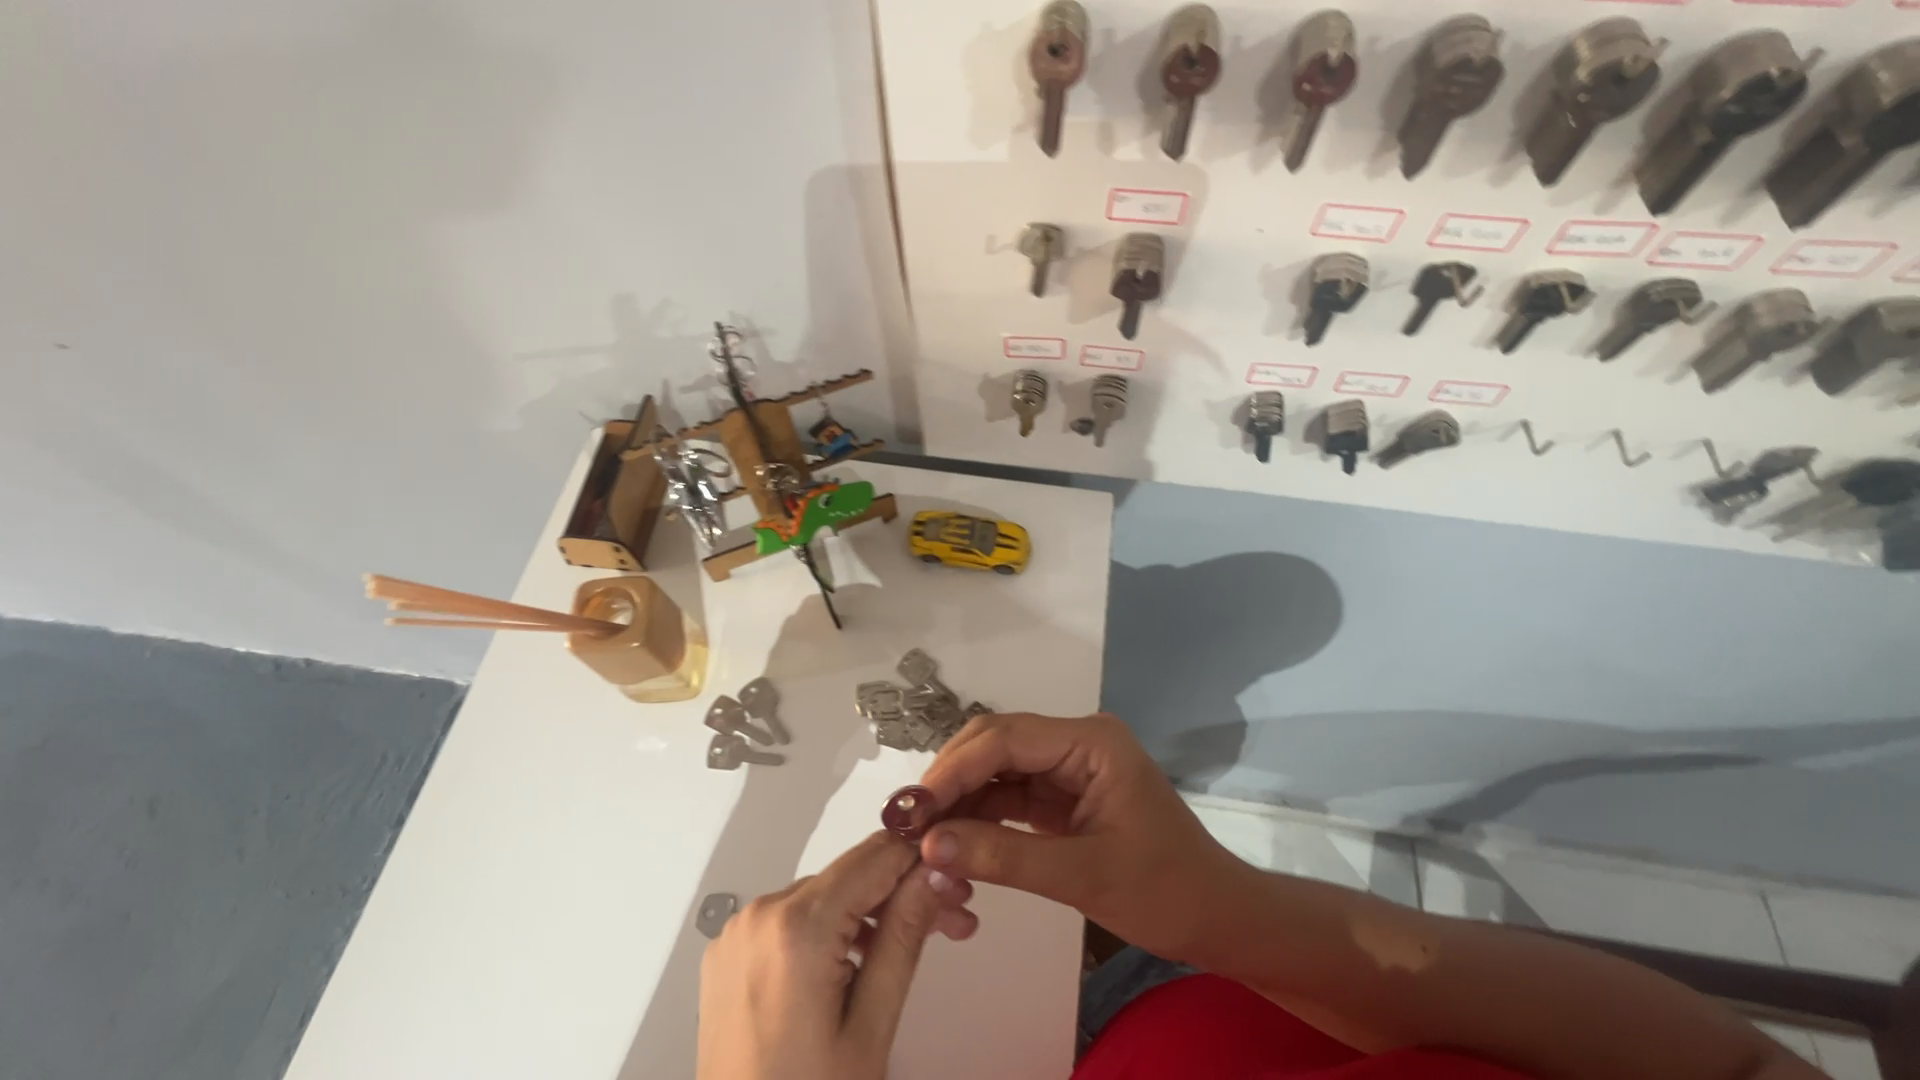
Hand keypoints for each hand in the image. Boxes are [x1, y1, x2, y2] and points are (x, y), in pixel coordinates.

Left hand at [697, 831, 977, 1079]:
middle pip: (851, 874)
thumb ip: (903, 936)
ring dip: (867, 911)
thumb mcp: (871, 1024)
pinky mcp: (731, 950)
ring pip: (824, 893)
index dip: (922, 862)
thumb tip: (932, 874)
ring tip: (904, 948)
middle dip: (901, 891)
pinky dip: (827, 927)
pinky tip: (855, 960)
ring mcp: (739, 932)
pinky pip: (792, 917)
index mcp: (796, 928)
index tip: (954, 883)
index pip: (876, 856)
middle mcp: (759, 915)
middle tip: (948, 924)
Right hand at [916, 712, 1249, 965]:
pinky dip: (977, 822)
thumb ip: (1002, 857)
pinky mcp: (1059, 797)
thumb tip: (928, 847)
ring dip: (958, 804)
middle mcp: (1074, 742)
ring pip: (994, 772)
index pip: (1005, 738)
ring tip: (920, 841)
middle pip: (993, 746)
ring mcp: (1066, 768)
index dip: (953, 769)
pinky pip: (1006, 798)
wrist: (1215, 918)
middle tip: (907, 825)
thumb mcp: (1082, 875)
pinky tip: (950, 846)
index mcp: (1091, 741)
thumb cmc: (1165, 891)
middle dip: (950, 783)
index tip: (912, 810)